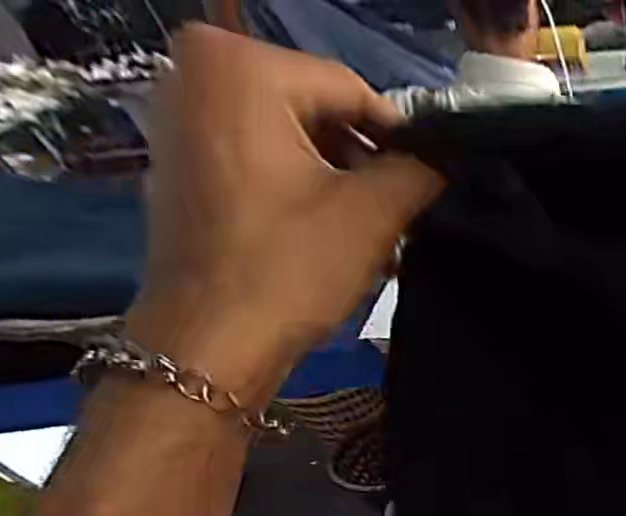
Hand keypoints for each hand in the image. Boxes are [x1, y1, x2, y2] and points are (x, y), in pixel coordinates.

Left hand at [126, 24, 444, 406]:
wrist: (214, 337)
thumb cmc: (289, 268)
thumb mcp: (372, 216)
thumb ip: (419, 172)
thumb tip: (443, 158)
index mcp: (239, 68)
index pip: (351, 88)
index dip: (402, 139)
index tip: (431, 183)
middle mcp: (197, 73)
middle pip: (320, 110)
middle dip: (367, 162)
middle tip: (402, 215)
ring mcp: (181, 118)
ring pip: (293, 137)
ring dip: (341, 181)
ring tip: (374, 235)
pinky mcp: (182, 162)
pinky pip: (262, 157)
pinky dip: (303, 188)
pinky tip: (332, 235)